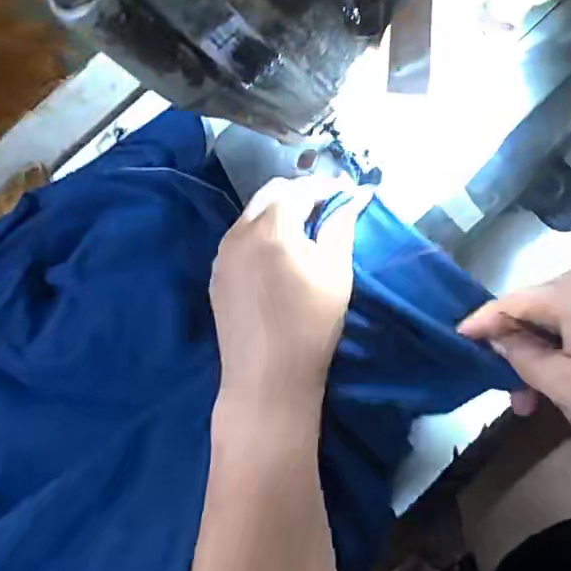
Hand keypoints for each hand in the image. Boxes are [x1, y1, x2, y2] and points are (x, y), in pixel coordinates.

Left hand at [210, 176, 368, 411]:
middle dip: (300, 194)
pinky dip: (260, 234)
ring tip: (305, 231)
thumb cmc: (310, 326)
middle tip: (327, 209)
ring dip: (278, 212)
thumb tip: (355, 197)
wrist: (266, 382)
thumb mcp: (336, 272)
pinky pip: (239, 238)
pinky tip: (278, 255)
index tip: (347, 193)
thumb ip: (341, 226)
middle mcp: (238, 233)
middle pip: (270, 194)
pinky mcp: (216, 275)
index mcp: (270, 228)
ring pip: (251, 214)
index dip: (326, 187)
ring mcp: (222, 254)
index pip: (299, 189)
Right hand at [459, 264, 570, 448]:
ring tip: (552, 409)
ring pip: (551, 325)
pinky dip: (567, 357)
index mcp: (567, 291)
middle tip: (518, 405)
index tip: (453, 344)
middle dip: (518, 357)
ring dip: (544, 363)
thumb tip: (499, 342)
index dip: (479, 327)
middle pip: (528, 315)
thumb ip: (528, 361)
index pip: (505, 305)